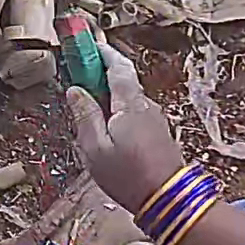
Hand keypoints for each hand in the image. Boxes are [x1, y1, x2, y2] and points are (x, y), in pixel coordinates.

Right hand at [66, 44, 184, 213]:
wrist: (168, 201)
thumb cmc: (128, 174)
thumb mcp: (94, 146)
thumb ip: (85, 115)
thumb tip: (75, 91)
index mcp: (130, 104)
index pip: (118, 67)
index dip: (102, 52)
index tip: (86, 44)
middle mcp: (146, 106)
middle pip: (123, 79)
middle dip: (100, 71)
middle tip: (78, 72)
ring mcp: (154, 119)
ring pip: (127, 97)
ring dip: (107, 92)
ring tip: (86, 102)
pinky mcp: (157, 132)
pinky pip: (133, 111)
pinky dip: (116, 107)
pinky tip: (104, 123)